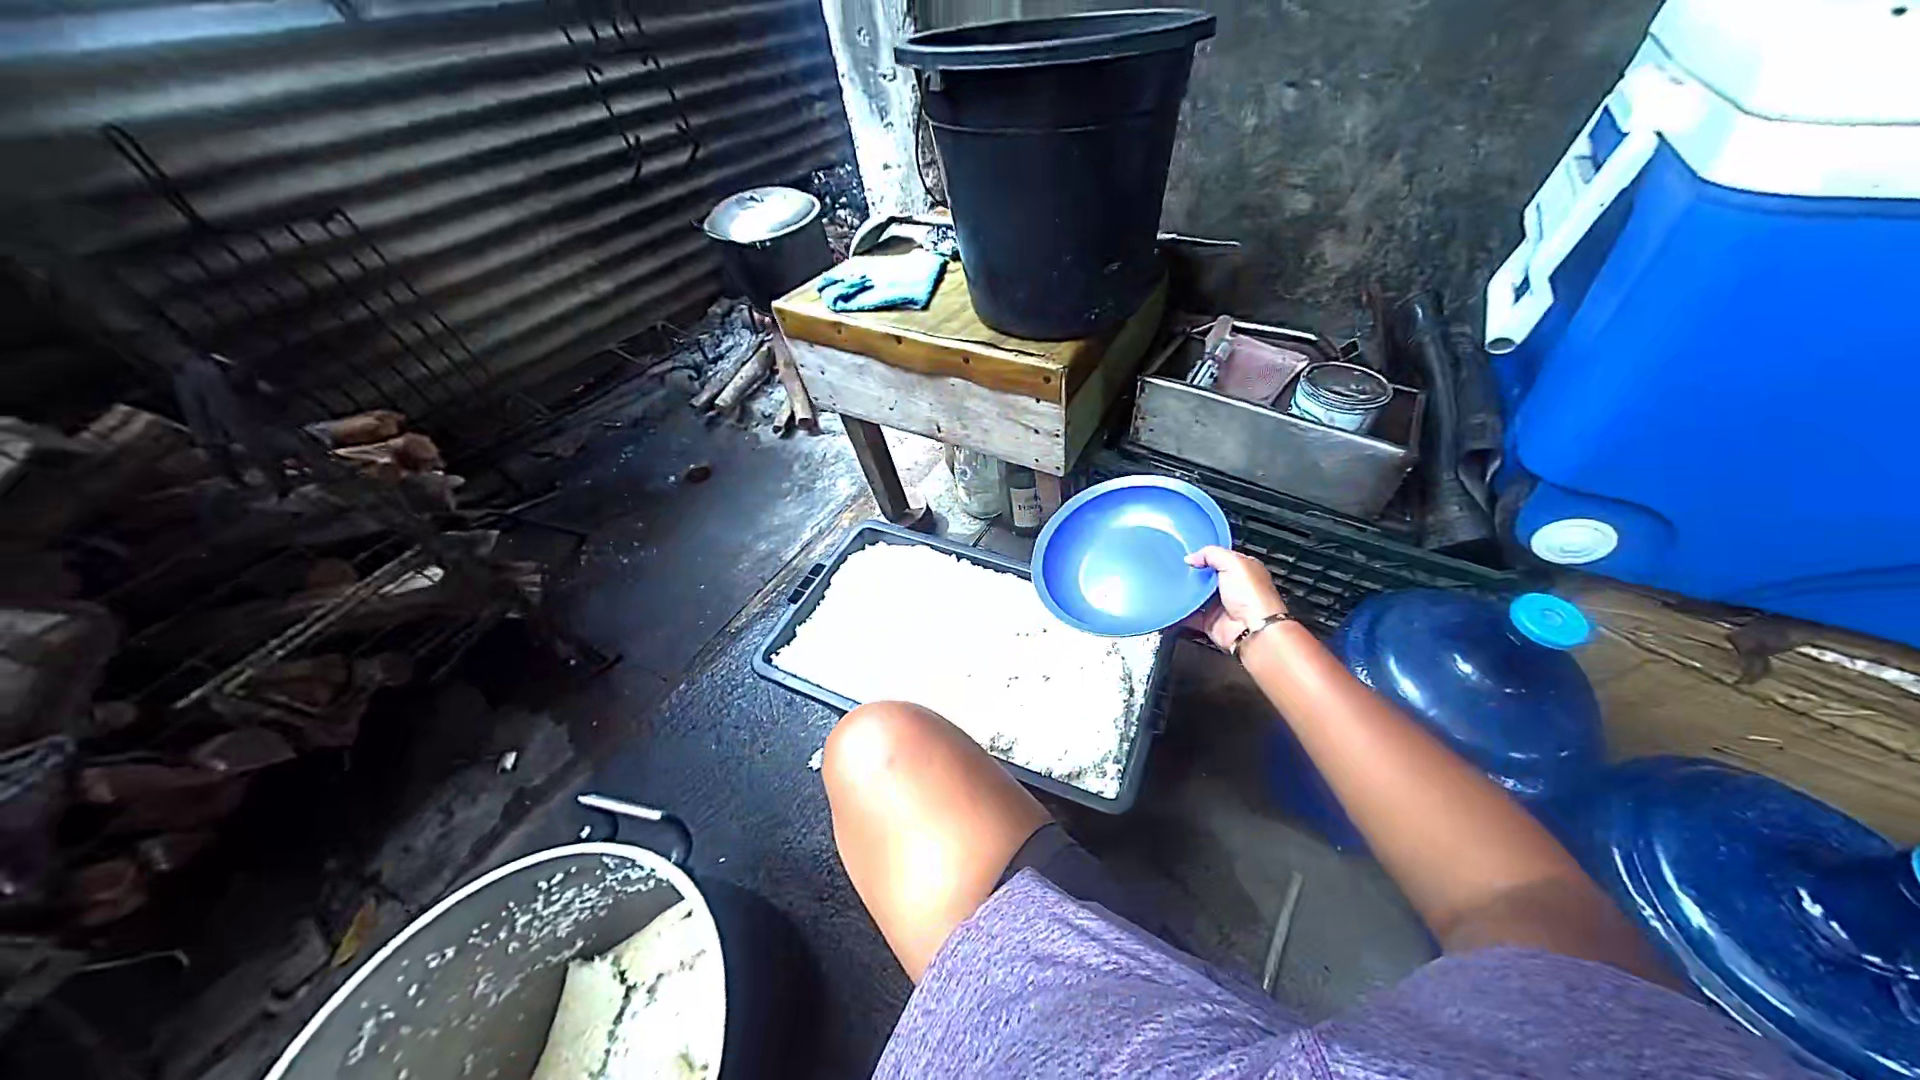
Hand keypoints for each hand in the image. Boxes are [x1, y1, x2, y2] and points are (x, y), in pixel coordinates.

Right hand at [1181, 546, 1287, 652]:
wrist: (1252, 631)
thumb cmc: (1253, 597)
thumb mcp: (1234, 563)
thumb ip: (1211, 554)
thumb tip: (1192, 557)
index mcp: (1242, 570)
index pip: (1220, 557)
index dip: (1204, 555)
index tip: (1189, 555)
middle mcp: (1232, 587)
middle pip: (1205, 576)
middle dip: (1191, 573)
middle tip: (1178, 570)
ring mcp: (1220, 604)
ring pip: (1196, 594)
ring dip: (1185, 592)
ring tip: (1172, 585)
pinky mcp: (1210, 620)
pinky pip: (1190, 614)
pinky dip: (1181, 611)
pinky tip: (1172, 604)